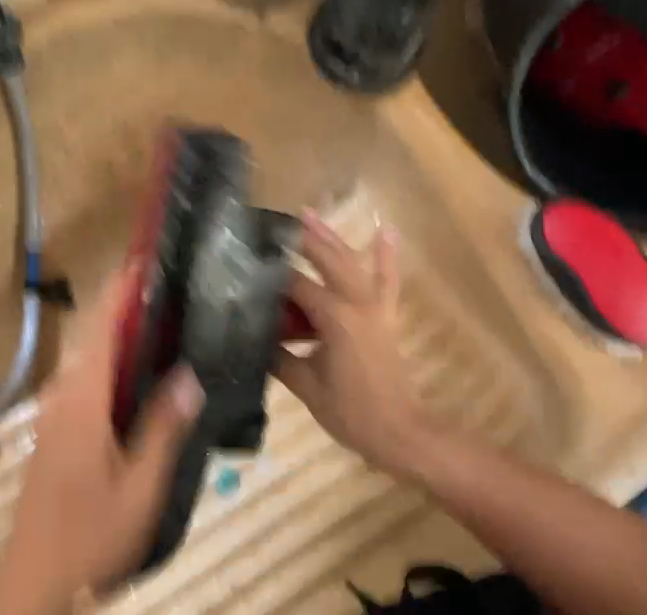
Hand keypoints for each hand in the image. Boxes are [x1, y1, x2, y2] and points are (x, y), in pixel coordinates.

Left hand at [0, 265, 204, 614]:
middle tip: (176, 292)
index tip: (147, 255)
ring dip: (123, 338)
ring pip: (91, 361)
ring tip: (168, 326)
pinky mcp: (55, 434)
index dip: (122, 287)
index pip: (102, 325)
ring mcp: (54, 415)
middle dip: (129, 307)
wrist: (35, 586)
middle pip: (96, 337)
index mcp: (82, 397)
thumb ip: (163, 427)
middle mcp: (62, 395)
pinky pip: (86, 383)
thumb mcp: (140, 486)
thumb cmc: (90, 534)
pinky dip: (114, 366)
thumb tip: (188, 372)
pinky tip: (143, 379)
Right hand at [276, 212, 435, 478]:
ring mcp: (375, 305)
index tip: (247, 262)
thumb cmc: (351, 413)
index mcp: (334, 317)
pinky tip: (385, 230)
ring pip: (351, 260)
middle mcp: (356, 302)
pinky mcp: (387, 314)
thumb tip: (252, 338)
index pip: (296, 285)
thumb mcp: (306, 387)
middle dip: (300, 238)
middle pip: (325, 258)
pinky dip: (386, 255)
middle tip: (273, 223)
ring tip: (309, 214)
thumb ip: (279, 358)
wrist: (399, 431)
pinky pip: (388, 278)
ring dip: (330, 236)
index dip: (271, 275)